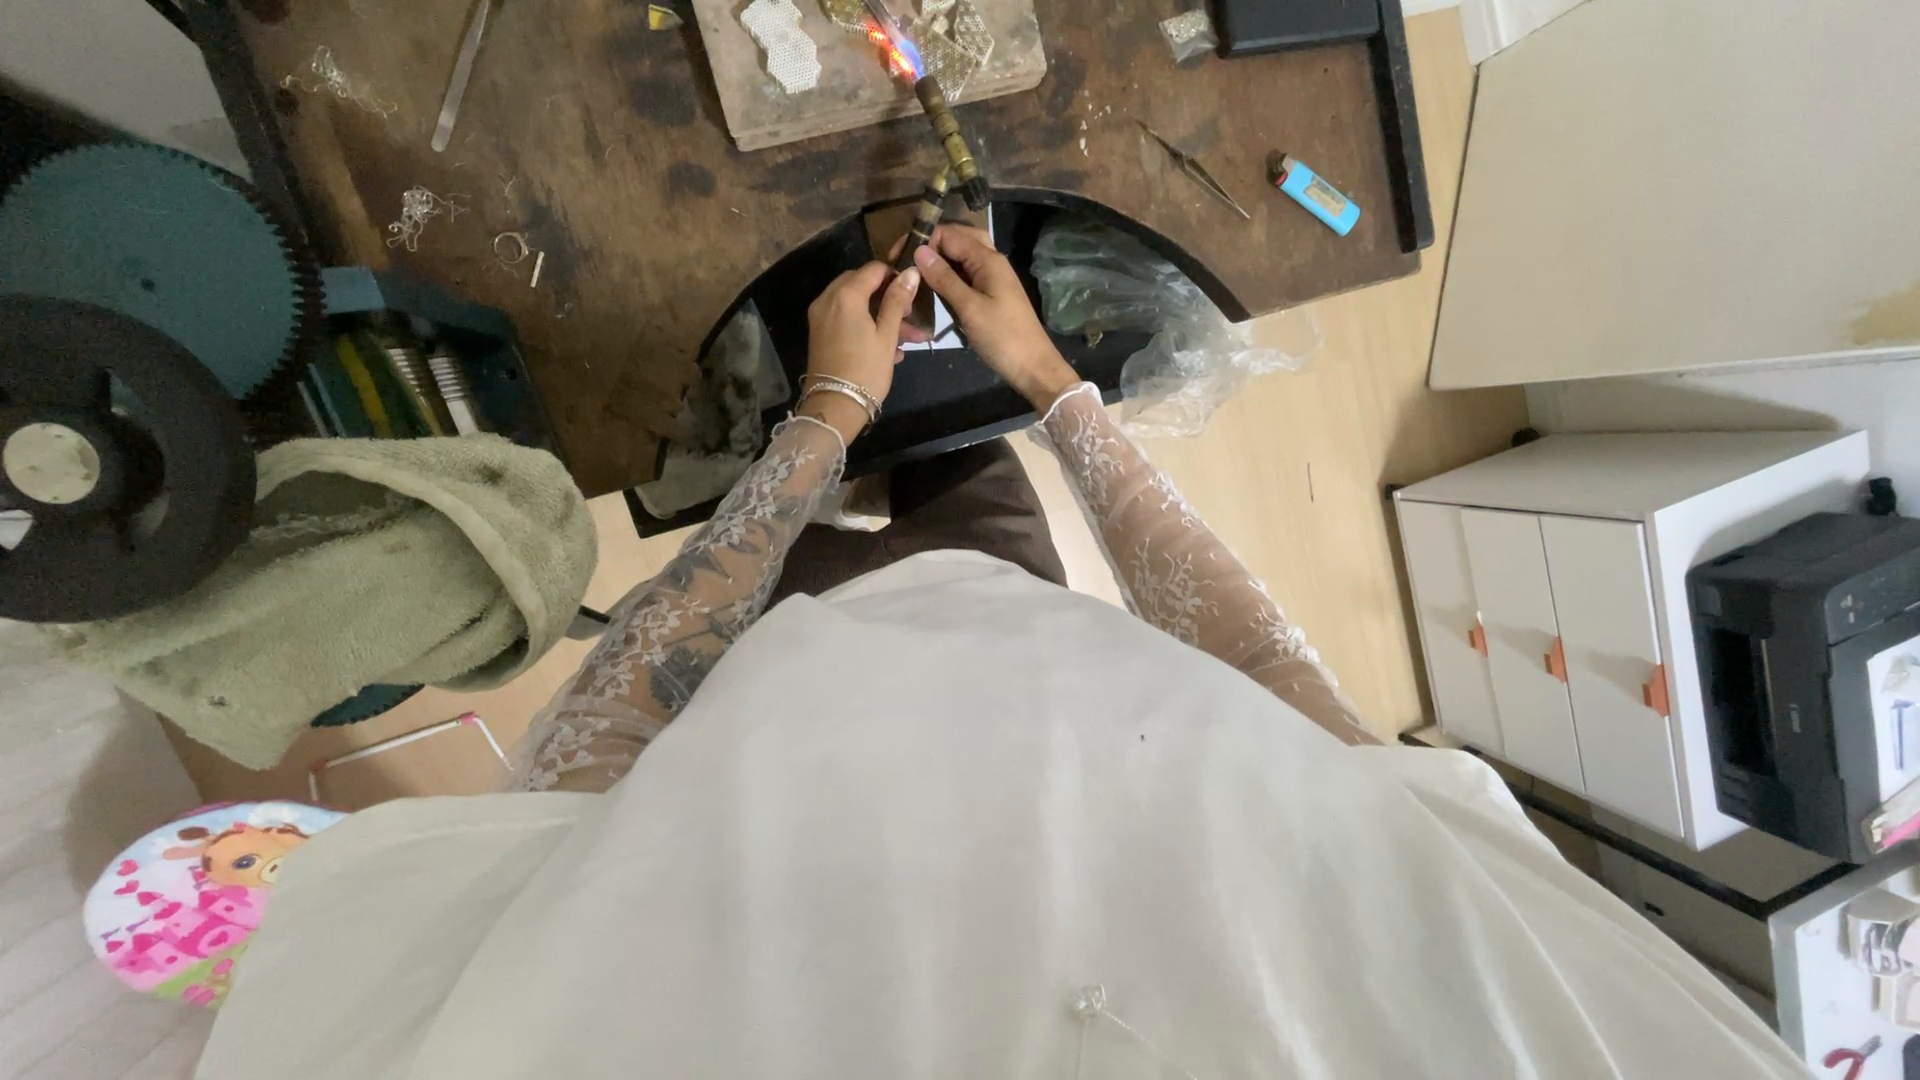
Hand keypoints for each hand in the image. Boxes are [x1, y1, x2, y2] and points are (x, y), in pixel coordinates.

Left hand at [802, 261, 920, 442]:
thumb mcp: (887, 335)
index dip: (895, 276)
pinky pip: (845, 319)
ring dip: (880, 316)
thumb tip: (910, 273)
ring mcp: (821, 317)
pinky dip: (865, 326)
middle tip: (909, 315)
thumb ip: (897, 301)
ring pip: (855, 304)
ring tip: (908, 339)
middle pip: (861, 284)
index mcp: (846, 295)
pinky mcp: (820, 334)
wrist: (834, 406)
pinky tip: (889, 348)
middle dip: (887, 297)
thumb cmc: (866, 370)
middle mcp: (828, 299)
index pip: (873, 269)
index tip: (912, 293)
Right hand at [913, 225, 1079, 409]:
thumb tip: (919, 251)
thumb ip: (944, 279)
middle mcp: (991, 262)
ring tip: (917, 275)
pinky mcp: (991, 294)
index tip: (899, 259)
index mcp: (988, 259)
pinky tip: (935, 290)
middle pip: (959, 239)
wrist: (1032, 366)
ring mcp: (993, 278)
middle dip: (933, 246)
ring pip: (963, 258)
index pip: (949, 234)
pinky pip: (967, 276)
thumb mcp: (969, 308)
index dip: (924, 241)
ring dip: (941, 261)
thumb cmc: (1002, 337)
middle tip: (908, 263)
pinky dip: (950, 277)